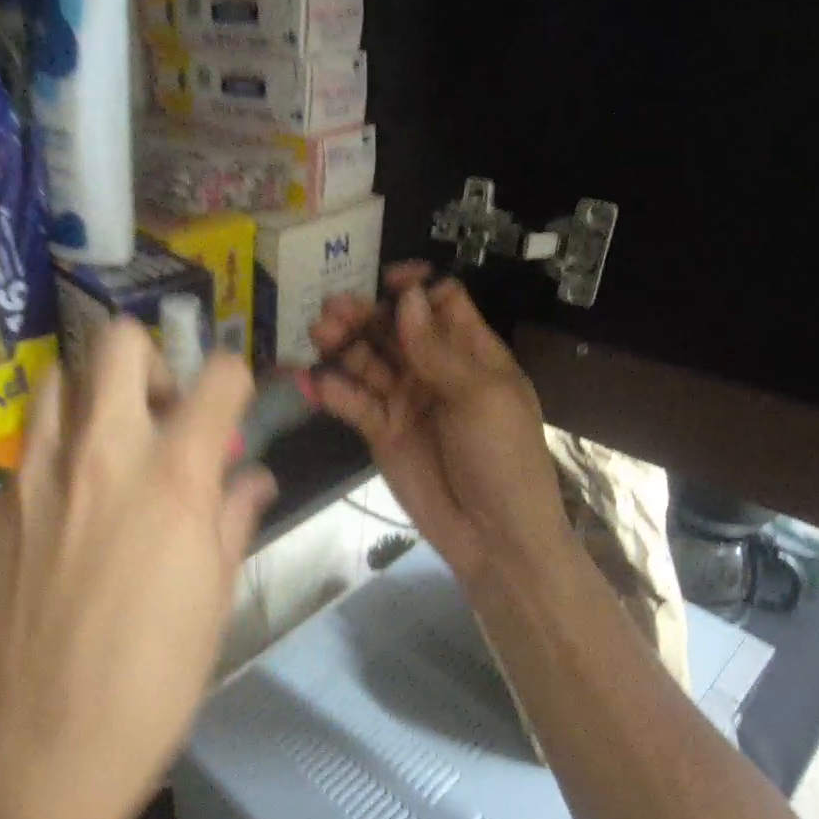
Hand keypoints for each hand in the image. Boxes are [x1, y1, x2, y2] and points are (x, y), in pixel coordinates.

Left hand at [0, 320, 276, 818]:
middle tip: (156, 411)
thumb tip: (251, 478)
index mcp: (173, 474)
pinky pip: (21, 463)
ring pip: (56, 385)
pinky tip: (53, 529)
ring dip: (89, 402)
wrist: (41, 743)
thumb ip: (233, 519)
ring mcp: (31, 475)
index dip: (231, 379)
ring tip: (101, 455)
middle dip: (148, 358)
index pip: (216, 375)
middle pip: (118, 344)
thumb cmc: (153, 680)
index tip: (229, 406)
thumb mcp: (214, 598)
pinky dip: (48, 475)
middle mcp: (99, 453)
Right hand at [309, 263, 569, 585]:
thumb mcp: (481, 397)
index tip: (388, 282)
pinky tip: (315, 383)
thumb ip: (437, 349)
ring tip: (319, 334)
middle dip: (365, 314)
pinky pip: (353, 403)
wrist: (493, 535)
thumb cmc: (503, 457)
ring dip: (343, 345)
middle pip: (393, 327)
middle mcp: (433, 369)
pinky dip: (334, 391)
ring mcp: (404, 400)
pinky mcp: (379, 431)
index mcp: (471, 352)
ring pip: (367, 360)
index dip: (415, 288)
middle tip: (334, 311)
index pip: (440, 303)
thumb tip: (407, 296)